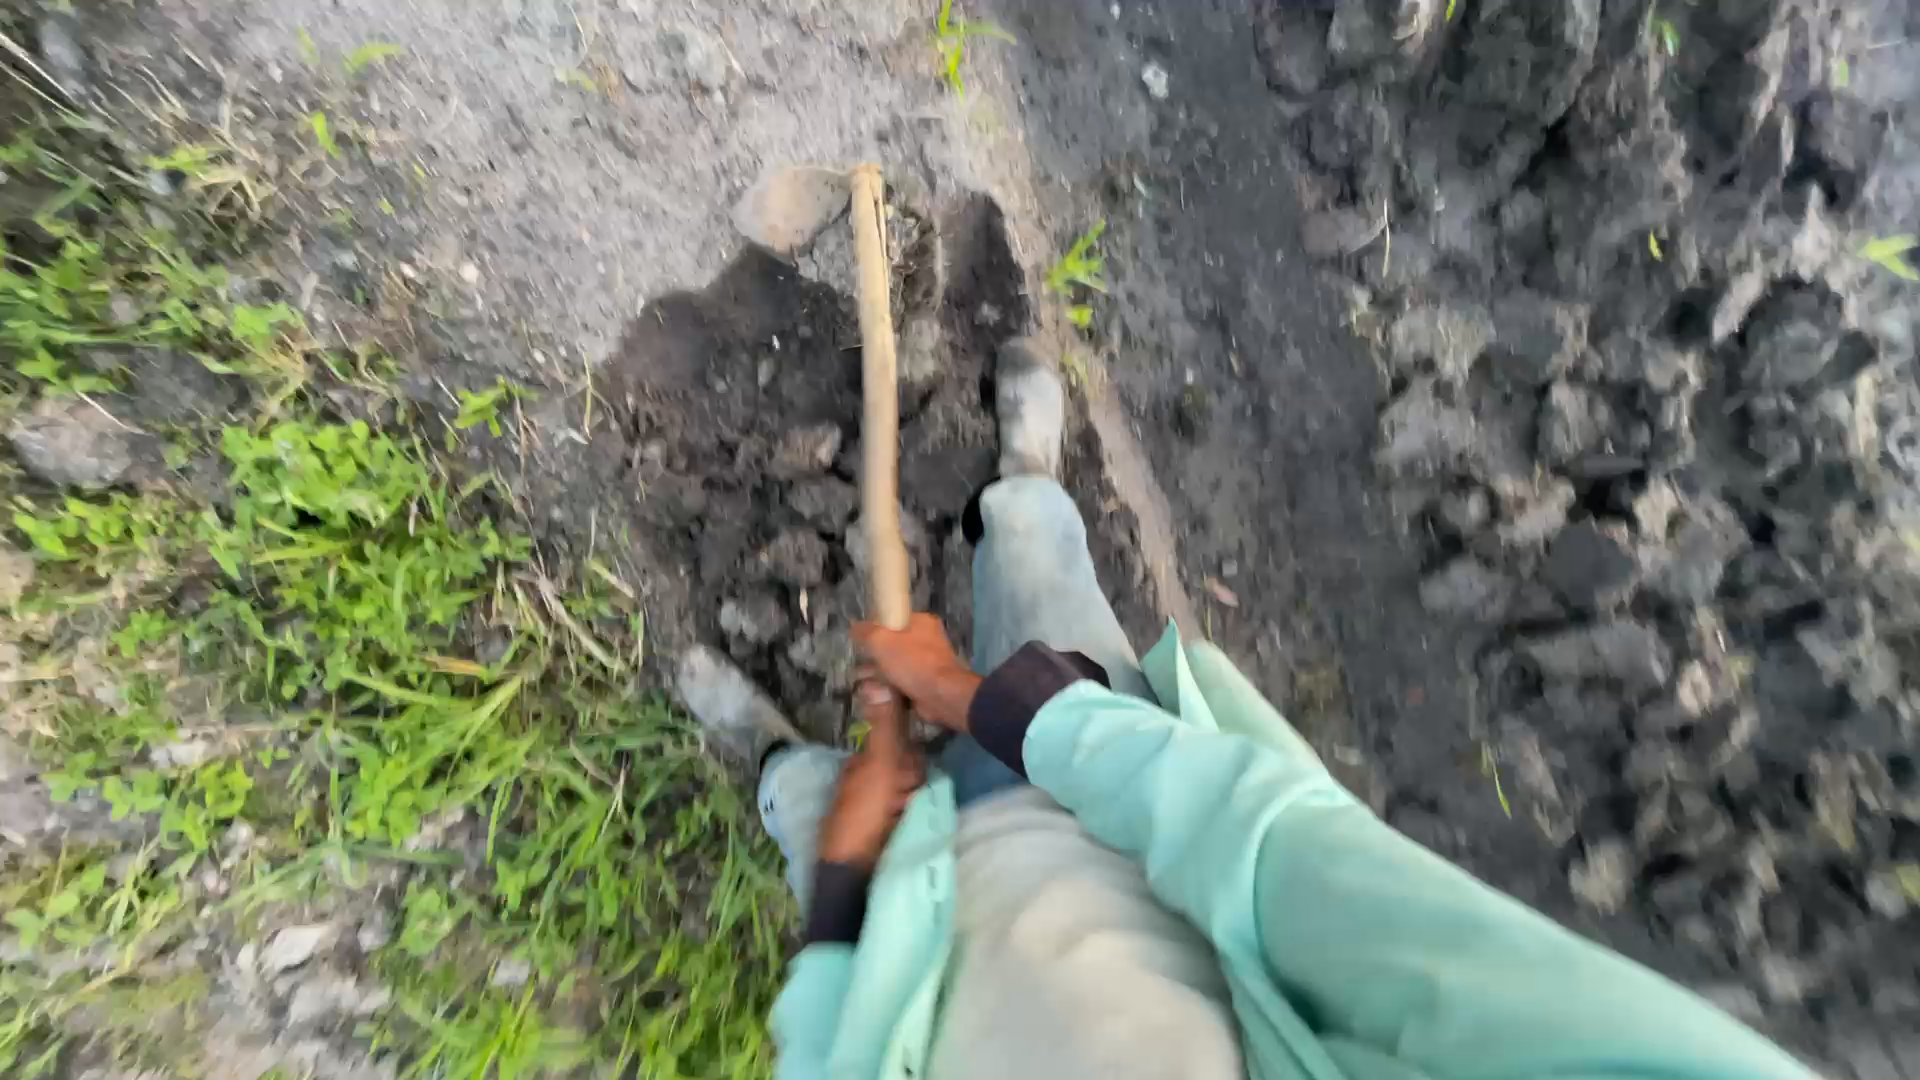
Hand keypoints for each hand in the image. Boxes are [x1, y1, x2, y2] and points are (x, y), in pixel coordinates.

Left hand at [817, 678, 923, 869]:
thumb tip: (877, 679)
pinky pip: (911, 814)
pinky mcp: (887, 831)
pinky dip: (914, 819)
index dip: (911, 759)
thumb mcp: (878, 766)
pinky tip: (911, 827)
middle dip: (912, 783)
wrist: (854, 874)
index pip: (901, 745)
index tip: (908, 777)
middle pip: (909, 769)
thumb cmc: (863, 814)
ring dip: (914, 803)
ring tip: (902, 818)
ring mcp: (878, 808)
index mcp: (865, 763)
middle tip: (901, 801)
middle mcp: (872, 781)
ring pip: (913, 793)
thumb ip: (884, 726)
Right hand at [851, 615, 982, 733]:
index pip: (893, 620)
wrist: (941, 695)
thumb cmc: (912, 662)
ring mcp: (926, 664)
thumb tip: (854, 626)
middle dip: (873, 660)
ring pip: (894, 667)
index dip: (876, 630)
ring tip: (865, 684)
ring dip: (877, 677)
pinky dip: (888, 690)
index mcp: (921, 622)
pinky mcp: (924, 684)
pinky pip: (900, 684)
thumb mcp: (881, 641)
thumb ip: (865, 632)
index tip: (863, 643)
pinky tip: (877, 695)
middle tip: (860, 670)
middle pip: (891, 647)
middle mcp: (926, 640)